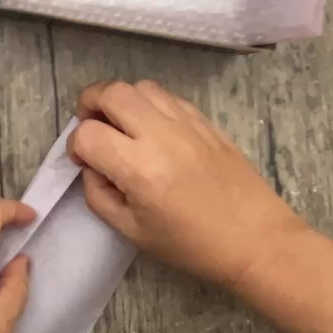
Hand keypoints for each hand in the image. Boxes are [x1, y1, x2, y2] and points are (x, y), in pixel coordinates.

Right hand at [68, 80, 309, 288]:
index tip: (82, 162)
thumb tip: (92, 168)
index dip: (75, 146)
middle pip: (110, 93)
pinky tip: (150, 128)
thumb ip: (99, 195)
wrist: (257, 240)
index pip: (88, 135)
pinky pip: (167, 96)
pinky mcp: (205, 121)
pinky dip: (148, 104)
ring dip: (120, 100)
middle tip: (90, 126)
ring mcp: (186, 123)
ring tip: (120, 124)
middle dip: (89, 105)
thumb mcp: (132, 232)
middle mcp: (161, 136)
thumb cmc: (192, 245)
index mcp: (139, 169)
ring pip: (139, 87)